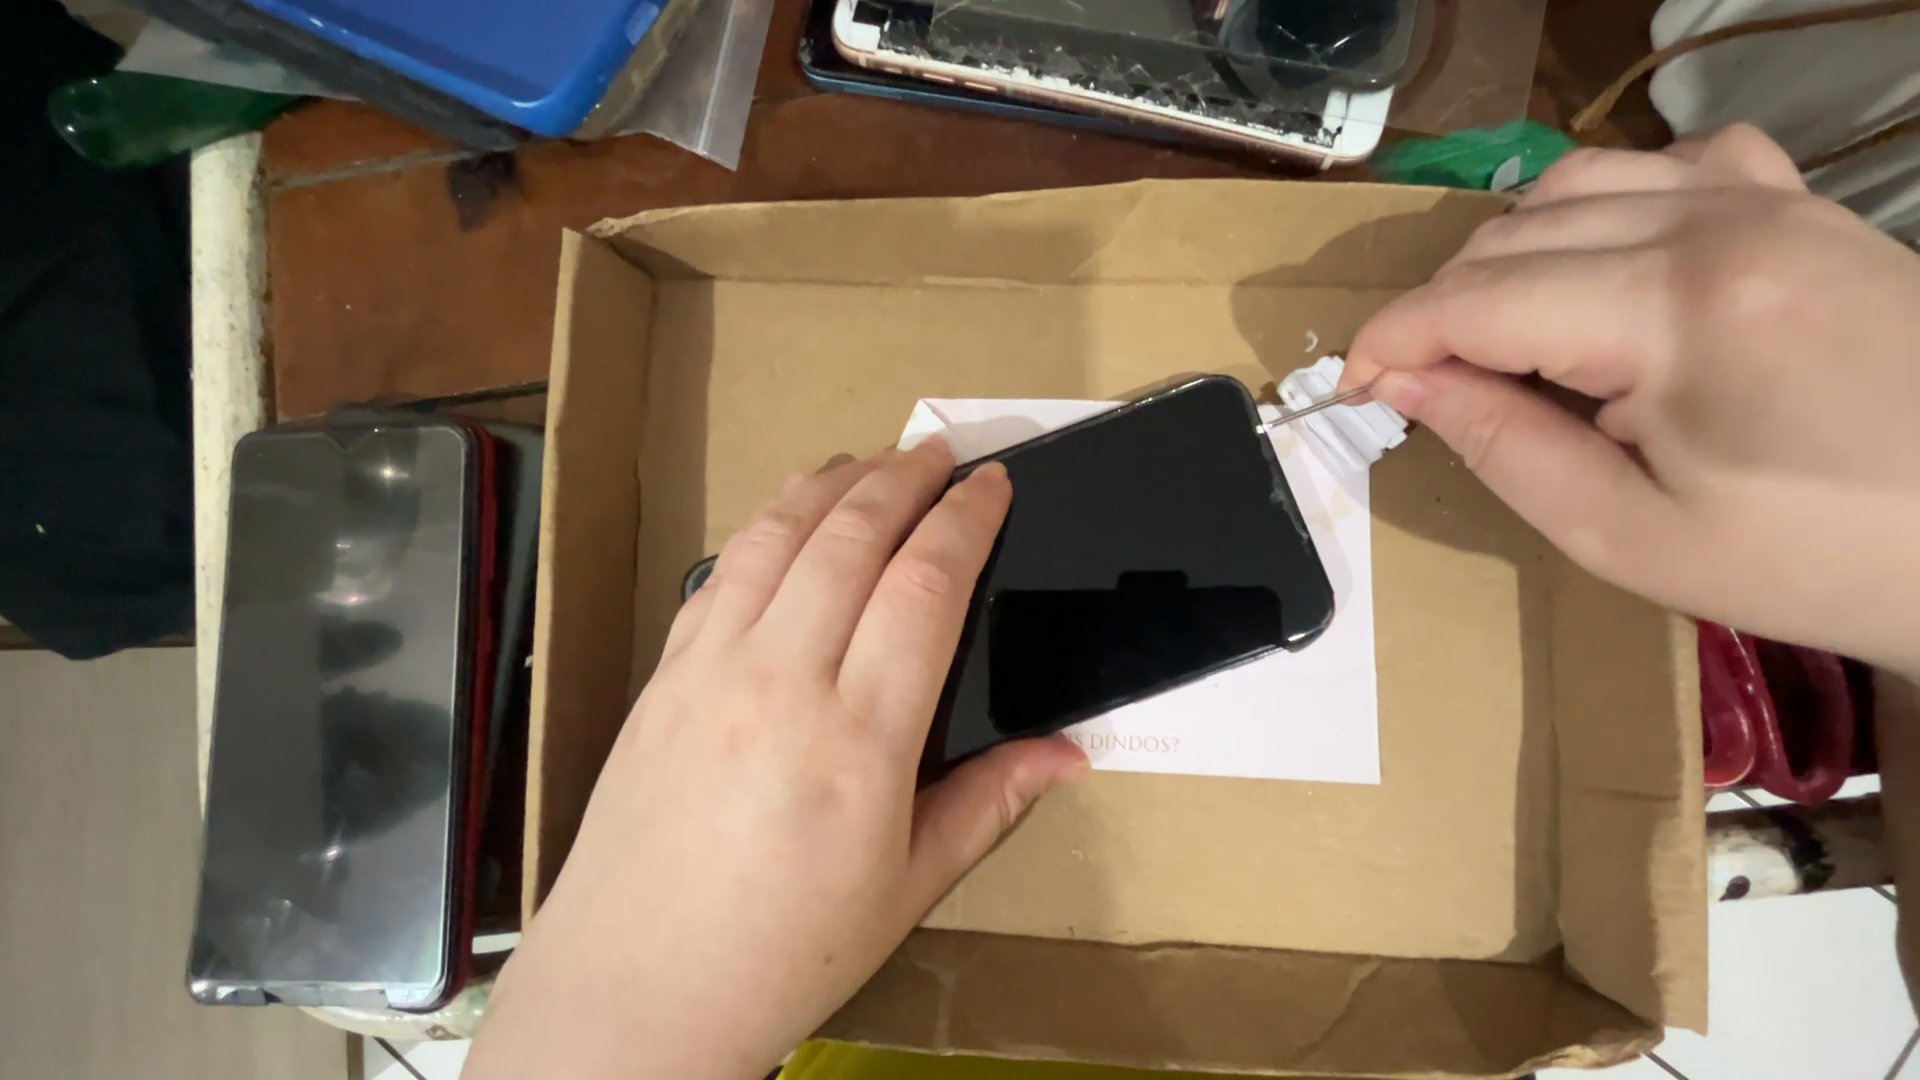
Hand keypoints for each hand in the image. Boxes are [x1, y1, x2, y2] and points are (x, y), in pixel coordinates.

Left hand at [465, 440, 1088, 1079]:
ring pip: (779, 536)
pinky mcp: (664, 674)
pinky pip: (723, 571)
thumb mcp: (910, 885)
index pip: (925, 587)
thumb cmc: (785, 949)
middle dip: (905, 478)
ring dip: (834, 483)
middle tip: (940, 450)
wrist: (633, 991)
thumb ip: (992, 800)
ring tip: (873, 459)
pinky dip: (767, 522)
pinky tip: (791, 512)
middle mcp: (781, 681)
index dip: (965, 521)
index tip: (992, 483)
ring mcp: (710, 668)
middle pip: (852, 538)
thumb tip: (1071, 751)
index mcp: (858, 738)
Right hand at [1342, 124, 1919, 676]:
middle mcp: (1721, 222)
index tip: (1349, 390)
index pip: (1473, 299)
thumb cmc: (1810, 556)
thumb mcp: (1618, 530)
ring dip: (1495, 262)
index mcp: (1677, 309)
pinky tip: (1588, 268)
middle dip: (1433, 314)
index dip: (1387, 342)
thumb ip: (1497, 441)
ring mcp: (1772, 200)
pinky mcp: (1802, 207)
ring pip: (1564, 189)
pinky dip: (1592, 210)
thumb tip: (1402, 383)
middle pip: (1505, 240)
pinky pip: (1662, 168)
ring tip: (1489, 338)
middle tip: (1419, 390)